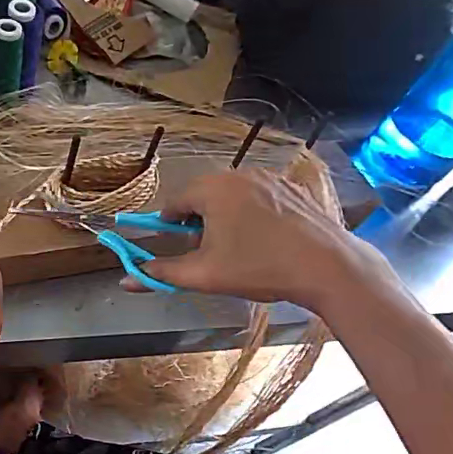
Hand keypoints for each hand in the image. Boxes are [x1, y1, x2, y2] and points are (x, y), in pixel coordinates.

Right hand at [126, 169, 395, 312]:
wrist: (327, 266)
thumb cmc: (259, 268)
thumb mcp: (204, 275)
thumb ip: (162, 273)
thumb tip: (125, 280)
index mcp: (213, 188)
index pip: (175, 202)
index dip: (169, 226)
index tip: (176, 247)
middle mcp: (239, 173)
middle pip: (204, 196)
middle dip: (198, 223)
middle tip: (207, 254)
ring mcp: (270, 178)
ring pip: (232, 196)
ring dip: (225, 218)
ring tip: (238, 250)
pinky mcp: (294, 188)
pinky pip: (259, 198)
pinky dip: (252, 215)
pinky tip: (265, 241)